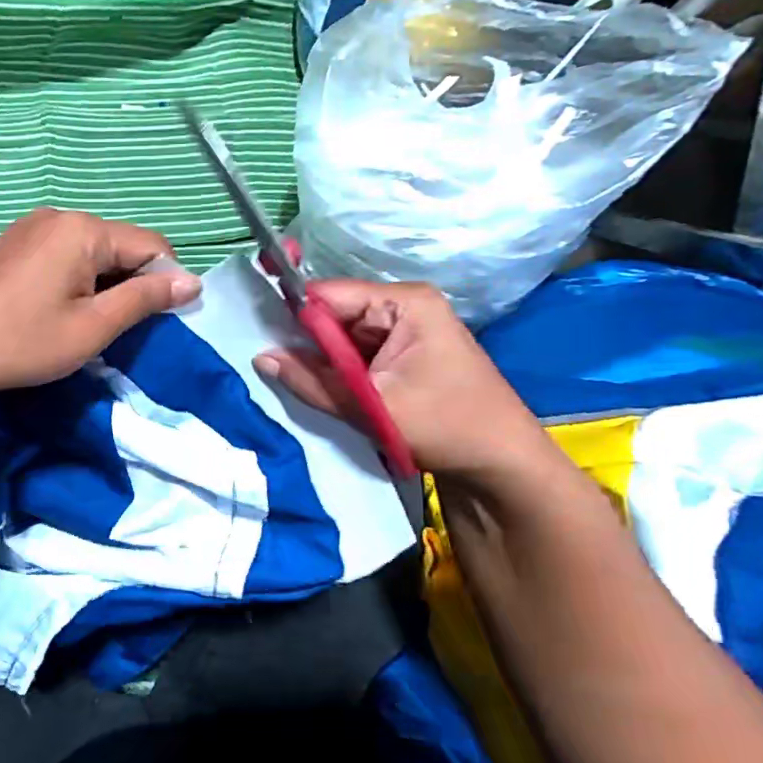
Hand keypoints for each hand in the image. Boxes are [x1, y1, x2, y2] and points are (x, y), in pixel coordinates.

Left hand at [0, 210, 199, 444]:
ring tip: (85, 319)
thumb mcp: (94, 327)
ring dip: (102, 280)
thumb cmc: (27, 342)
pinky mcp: (12, 242)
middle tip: (115, 325)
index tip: (158, 320)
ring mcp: (29, 226)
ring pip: (91, 248)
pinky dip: (74, 274)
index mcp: (82, 229)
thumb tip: (192, 281)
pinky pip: (61, 250)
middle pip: (119, 244)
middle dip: (130, 280)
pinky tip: (57, 305)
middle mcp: (57, 215)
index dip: (164, 281)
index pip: (150, 245)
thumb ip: (145, 298)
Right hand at [252, 280, 559, 483]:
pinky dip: (340, 372)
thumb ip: (311, 381)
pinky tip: (334, 390)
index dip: (294, 317)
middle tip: (285, 373)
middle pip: (333, 314)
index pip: (328, 294)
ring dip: (325, 363)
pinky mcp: (403, 351)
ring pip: (340, 336)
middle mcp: (404, 305)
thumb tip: (259, 357)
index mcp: (405, 302)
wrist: (503, 468)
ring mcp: (405, 328)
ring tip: (312, 386)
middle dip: (309, 344)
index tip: (266, 343)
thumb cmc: (447, 428)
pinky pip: (355, 352)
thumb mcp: (370, 407)